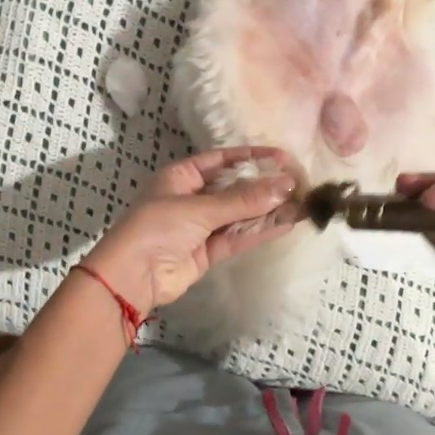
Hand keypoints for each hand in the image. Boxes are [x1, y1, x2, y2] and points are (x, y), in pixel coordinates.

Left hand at [82, 147, 302, 314]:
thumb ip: (243, 199)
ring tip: (302, 203)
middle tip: (299, 182)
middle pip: (234, 187)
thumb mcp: (200, 208)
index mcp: (181, 176)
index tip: (282, 157)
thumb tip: (285, 185)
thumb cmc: (157, 228)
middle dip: (265, 185)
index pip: (222, 160)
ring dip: (268, 209)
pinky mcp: (208, 251)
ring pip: (240, 213)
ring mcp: (200, 226)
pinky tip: (288, 223)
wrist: (132, 277)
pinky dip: (261, 230)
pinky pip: (238, 236)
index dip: (251, 157)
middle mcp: (192, 197)